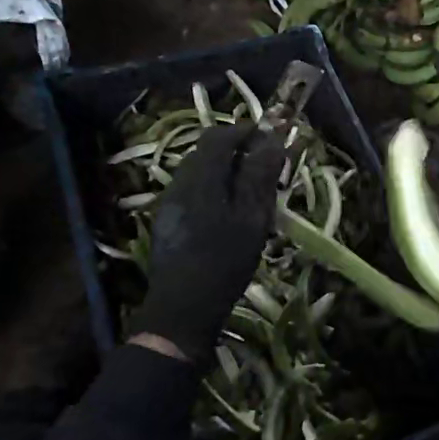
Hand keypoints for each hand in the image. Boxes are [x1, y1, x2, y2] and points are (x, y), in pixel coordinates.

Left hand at [128, 123, 285, 361]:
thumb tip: (272, 139)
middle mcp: (179, 182)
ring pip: (197, 172)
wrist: (182, 308)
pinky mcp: (166, 221)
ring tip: (249, 190)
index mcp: (200, 177)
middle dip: (235, 150)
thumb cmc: (224, 262)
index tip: (270, 137)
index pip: (220, 136)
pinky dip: (212, 189)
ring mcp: (168, 202)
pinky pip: (191, 191)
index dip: (245, 131)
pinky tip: (226, 212)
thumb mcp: (252, 218)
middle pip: (205, 152)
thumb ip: (260, 176)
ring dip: (223, 170)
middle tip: (263, 165)